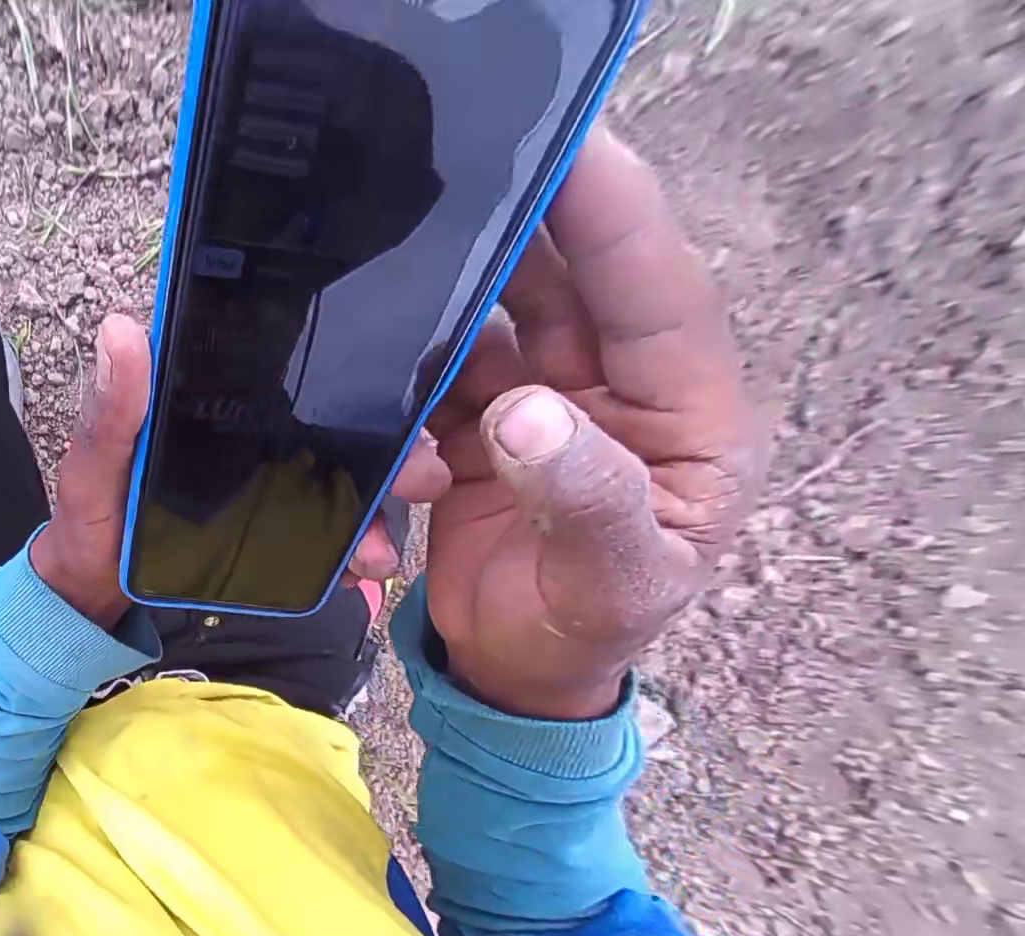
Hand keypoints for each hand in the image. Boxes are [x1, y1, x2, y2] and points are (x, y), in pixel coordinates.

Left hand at [31, 315, 450, 628]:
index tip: (394, 377)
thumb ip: (109, 416)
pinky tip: (367, 561)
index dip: (337, 359)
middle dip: (384, 439)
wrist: (93, 590)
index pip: (272, 356)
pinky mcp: (263, 514)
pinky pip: (319, 518)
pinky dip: (348, 538)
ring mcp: (254, 471)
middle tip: (418, 473)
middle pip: (326, 416)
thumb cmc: (87, 525)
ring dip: (377, 498)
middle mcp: (234, 425)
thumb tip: (123, 329)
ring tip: (385, 544)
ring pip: (335, 469)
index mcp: (194, 397)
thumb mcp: (91, 471)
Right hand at [421, 127, 763, 719]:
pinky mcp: (464, 440)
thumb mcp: (614, 583)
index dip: (607, 214)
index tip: (562, 141)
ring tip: (402, 418)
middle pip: (548, 295)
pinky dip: (393, 431)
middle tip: (434, 211)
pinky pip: (422, 405)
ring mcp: (524, 415)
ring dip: (423, 369)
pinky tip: (385, 479)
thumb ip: (589, 498)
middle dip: (498, 257)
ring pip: (468, 347)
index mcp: (676, 413)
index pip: (649, 291)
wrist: (513, 666)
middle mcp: (600, 395)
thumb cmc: (585, 629)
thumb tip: (524, 413)